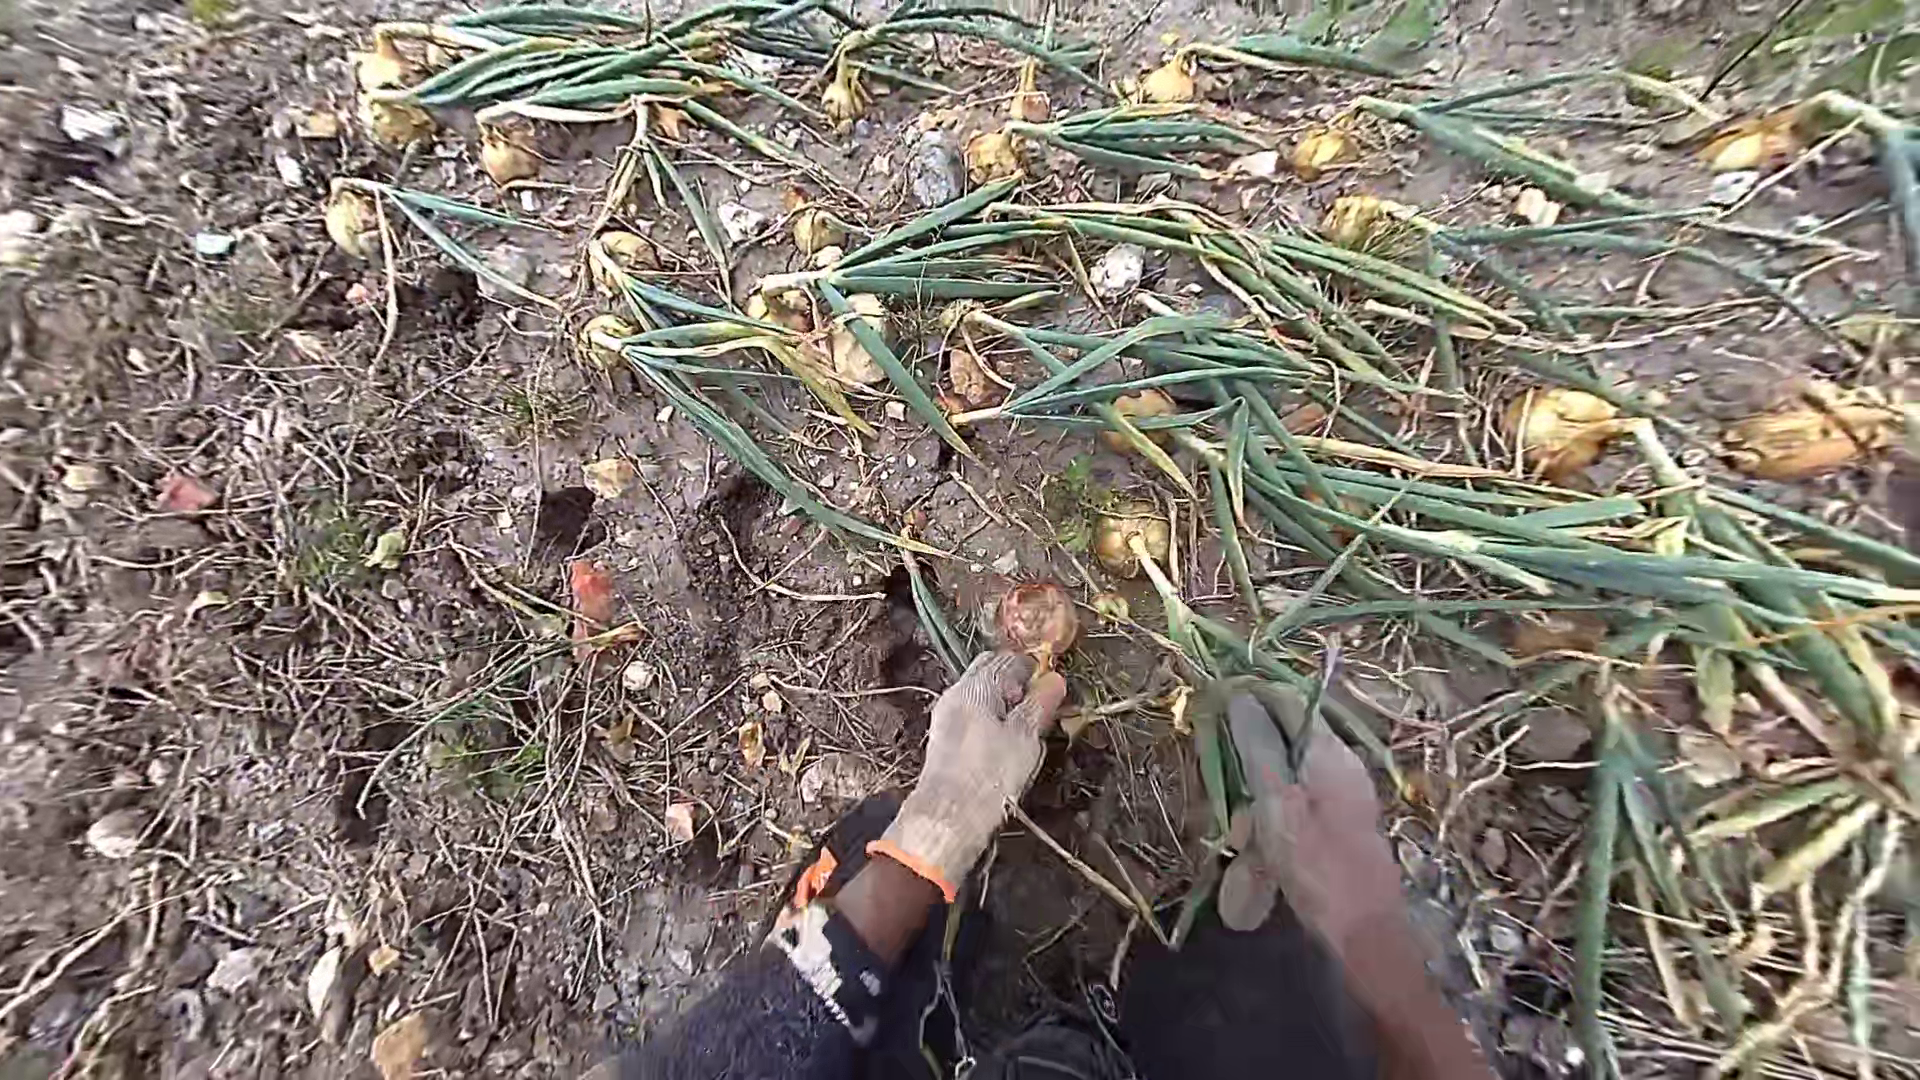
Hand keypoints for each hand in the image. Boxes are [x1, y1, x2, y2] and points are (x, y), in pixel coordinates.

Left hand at [872, 651, 1066, 899]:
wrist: (948, 818)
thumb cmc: (990, 774)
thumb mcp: (1024, 738)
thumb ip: (1040, 705)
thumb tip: (1055, 679)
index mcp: (974, 687)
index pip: (1006, 658)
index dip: (1032, 669)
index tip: (1050, 687)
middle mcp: (955, 693)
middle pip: (989, 672)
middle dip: (1016, 683)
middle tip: (1038, 706)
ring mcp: (946, 715)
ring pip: (980, 694)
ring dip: (1003, 703)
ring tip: (1024, 729)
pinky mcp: (944, 737)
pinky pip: (972, 713)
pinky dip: (990, 718)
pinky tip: (1003, 742)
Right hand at [1221, 685, 1403, 956]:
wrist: (1365, 936)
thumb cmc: (1315, 862)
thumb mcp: (1275, 798)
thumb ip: (1257, 742)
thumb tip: (1240, 695)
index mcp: (1329, 750)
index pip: (1286, 699)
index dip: (1249, 694)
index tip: (1213, 703)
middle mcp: (1340, 762)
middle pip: (1284, 731)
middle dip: (1247, 747)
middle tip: (1219, 774)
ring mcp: (1342, 790)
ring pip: (1285, 765)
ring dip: (1254, 783)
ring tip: (1239, 825)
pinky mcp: (1339, 817)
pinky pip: (1294, 792)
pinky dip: (1269, 804)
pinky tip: (1256, 838)